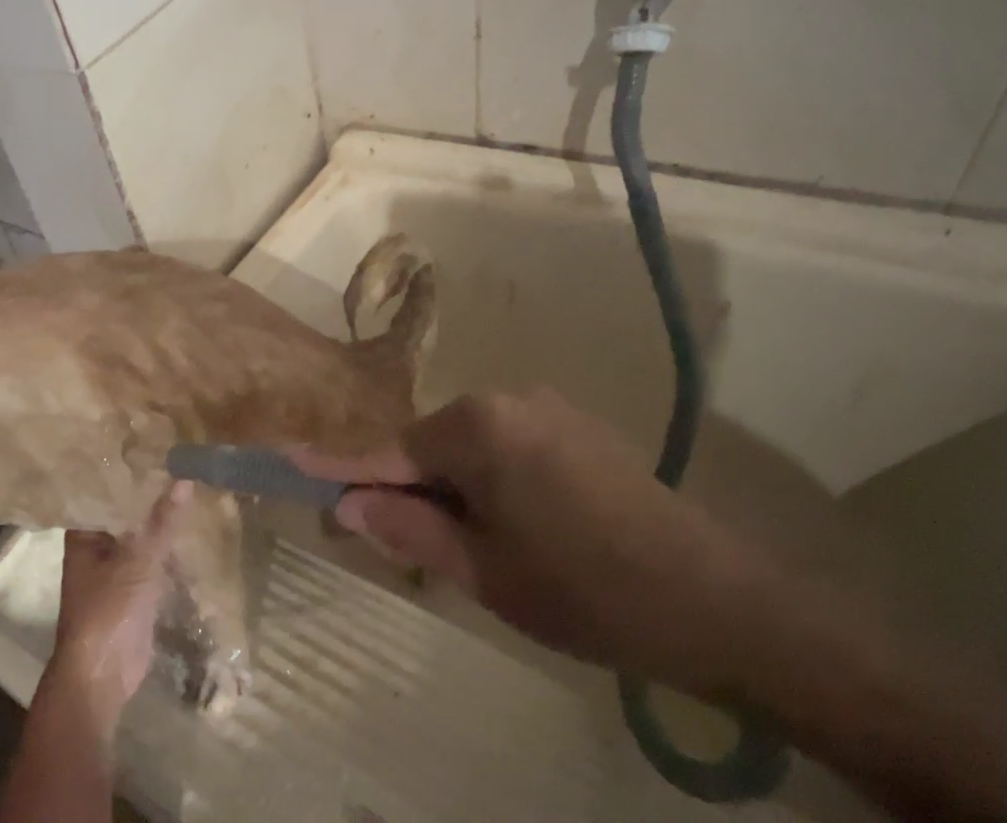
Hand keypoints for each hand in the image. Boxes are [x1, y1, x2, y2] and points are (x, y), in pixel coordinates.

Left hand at [46, 481, 191, 726]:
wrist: (101, 674)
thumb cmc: (107, 611)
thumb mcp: (137, 562)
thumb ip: (161, 522)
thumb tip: (184, 478)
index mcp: (83, 535)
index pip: (103, 491)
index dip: (125, 471)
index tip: (153, 445)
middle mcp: (96, 547)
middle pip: (125, 514)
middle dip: (150, 496)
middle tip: (182, 460)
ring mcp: (116, 570)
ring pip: (141, 538)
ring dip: (162, 523)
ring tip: (194, 486)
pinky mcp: (135, 592)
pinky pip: (154, 562)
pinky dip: (170, 550)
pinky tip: (194, 530)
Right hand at [295, 389, 787, 695]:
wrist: (721, 605)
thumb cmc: (586, 591)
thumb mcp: (483, 571)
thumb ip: (408, 527)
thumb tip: (349, 501)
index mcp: (477, 428)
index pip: (385, 450)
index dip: (334, 467)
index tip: (285, 465)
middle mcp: (507, 401)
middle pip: (425, 445)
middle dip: (401, 487)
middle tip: (387, 542)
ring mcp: (548, 411)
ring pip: (466, 450)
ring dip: (447, 490)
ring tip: (459, 549)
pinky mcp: (578, 431)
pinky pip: (504, 450)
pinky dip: (484, 484)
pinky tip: (507, 531)